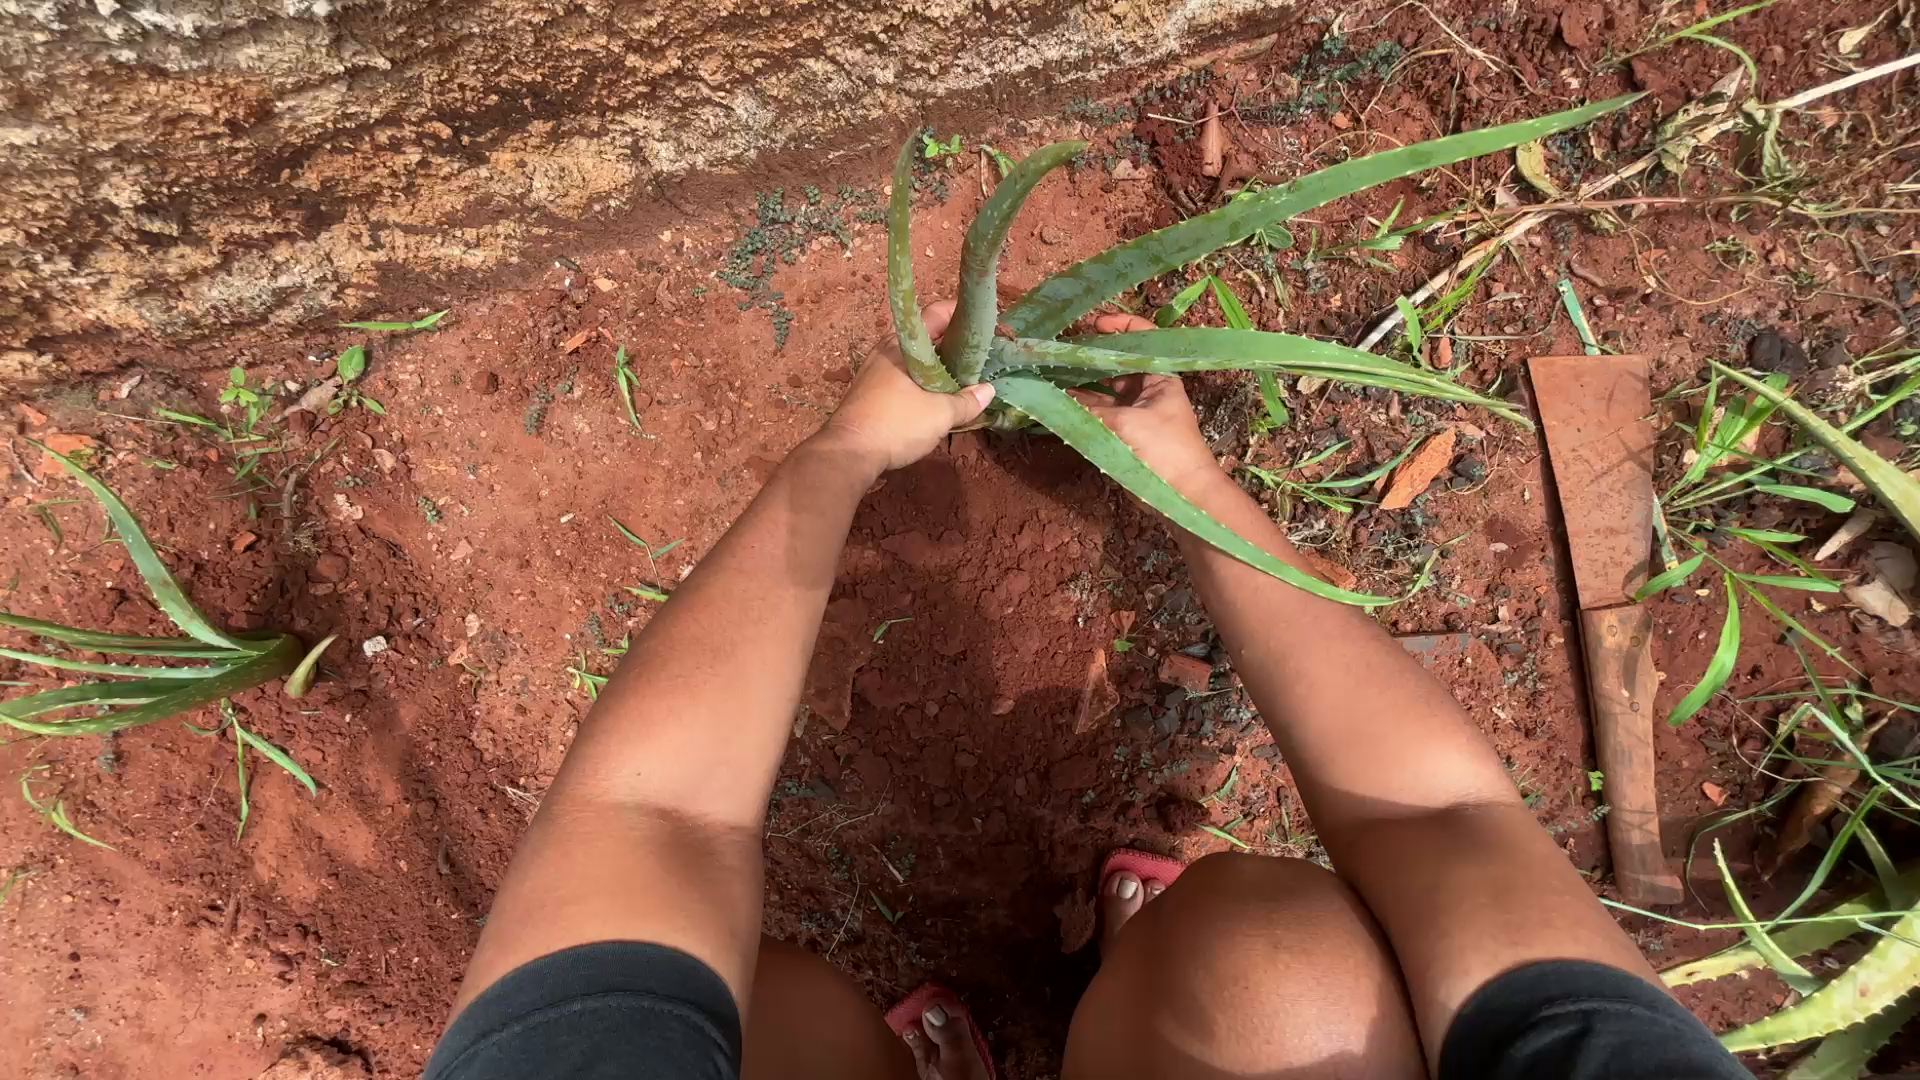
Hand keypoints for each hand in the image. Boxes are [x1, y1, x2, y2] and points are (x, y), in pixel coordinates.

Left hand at [816, 300, 995, 473]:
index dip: (960, 314)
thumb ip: (966, 401)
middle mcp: (887, 350)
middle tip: (975, 356)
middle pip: (924, 337)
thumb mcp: (940, 414)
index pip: (935, 313)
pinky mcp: (869, 390)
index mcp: (904, 344)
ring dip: (936, 365)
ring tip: (959, 378)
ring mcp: (875, 370)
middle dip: (951, 343)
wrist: (849, 452)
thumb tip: (988, 391)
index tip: (982, 325)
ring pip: (913, 358)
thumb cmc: (896, 424)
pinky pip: (902, 375)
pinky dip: (921, 379)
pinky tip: (933, 396)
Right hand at [1066, 313, 1221, 495]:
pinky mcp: (1122, 433)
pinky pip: (1098, 414)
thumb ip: (1091, 411)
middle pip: (1117, 364)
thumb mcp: (1128, 423)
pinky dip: (1081, 409)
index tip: (1094, 325)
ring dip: (1081, 385)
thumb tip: (1057, 399)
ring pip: (1103, 391)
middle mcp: (1146, 389)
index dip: (1120, 326)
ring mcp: (1133, 411)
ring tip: (1052, 374)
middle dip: (1092, 357)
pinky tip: (1059, 402)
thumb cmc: (1165, 449)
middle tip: (1062, 352)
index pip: (1143, 338)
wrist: (1181, 493)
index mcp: (1160, 376)